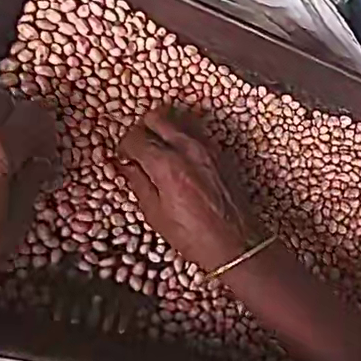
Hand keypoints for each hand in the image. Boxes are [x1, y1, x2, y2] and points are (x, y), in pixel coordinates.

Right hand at [116, 106, 261, 271]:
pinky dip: (184, 135)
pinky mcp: (222, 153)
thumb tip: (127, 165)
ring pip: (179, 118)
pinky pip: (197, 131)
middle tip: (139, 149)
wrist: (236, 243)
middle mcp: (189, 149)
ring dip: (164, 127)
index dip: (124, 147)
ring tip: (159, 149)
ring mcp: (209, 148)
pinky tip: (180, 155)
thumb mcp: (156, 214)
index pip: (135, 137)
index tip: (124, 158)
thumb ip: (139, 182)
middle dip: (143, 129)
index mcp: (167, 165)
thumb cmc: (194, 235)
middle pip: (156, 117)